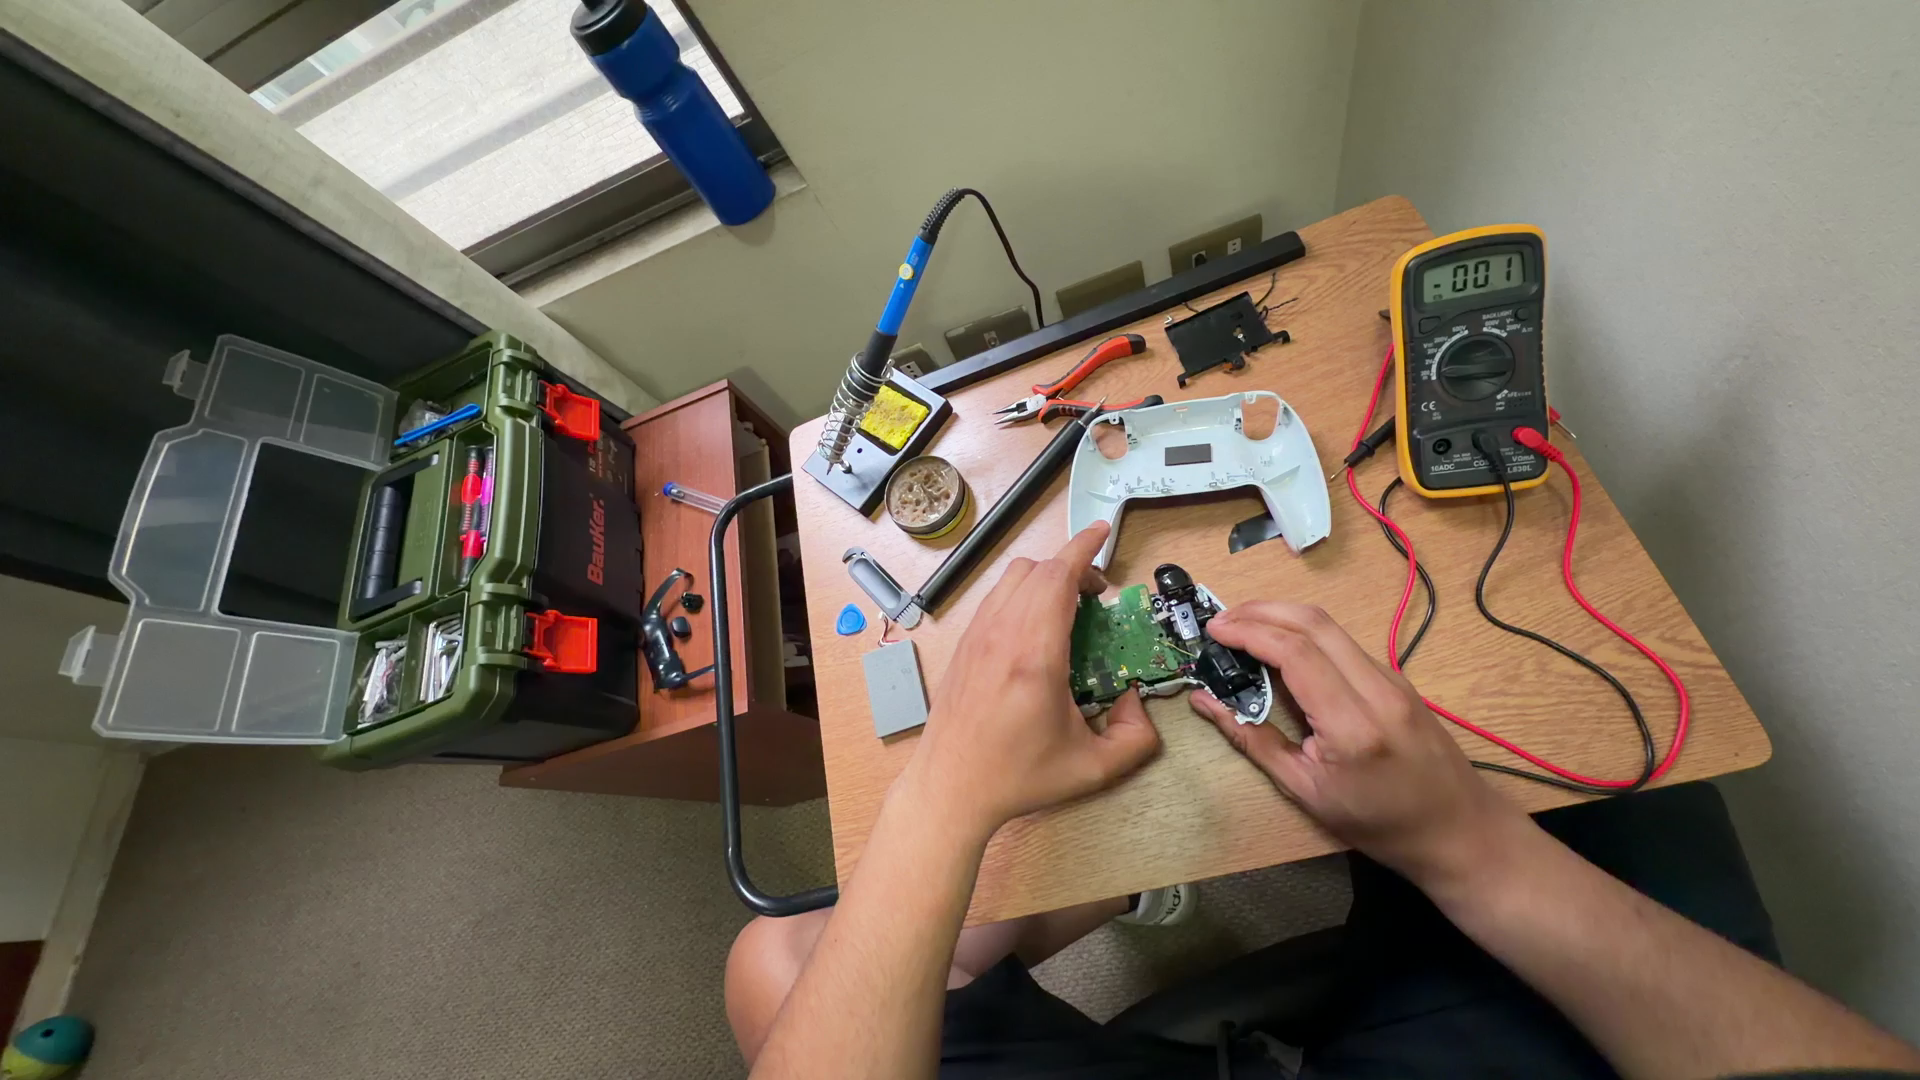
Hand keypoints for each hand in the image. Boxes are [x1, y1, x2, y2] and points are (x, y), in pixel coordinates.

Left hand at [903, 522, 1160, 836]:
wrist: (951, 785)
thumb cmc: (1019, 775)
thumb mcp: (1092, 768)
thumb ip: (1136, 738)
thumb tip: (1138, 701)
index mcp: (1035, 654)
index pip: (1058, 578)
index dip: (1084, 547)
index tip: (1103, 531)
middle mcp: (1002, 633)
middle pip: (1038, 569)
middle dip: (1074, 567)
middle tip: (1097, 595)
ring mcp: (977, 634)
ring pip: (1012, 577)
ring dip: (1045, 577)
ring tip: (1068, 606)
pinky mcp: (964, 644)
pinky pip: (996, 597)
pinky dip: (1022, 592)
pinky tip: (1035, 625)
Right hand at [1188, 602, 1524, 885]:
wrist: (1461, 833)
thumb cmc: (1378, 824)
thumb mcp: (1305, 791)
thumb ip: (1252, 739)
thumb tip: (1205, 701)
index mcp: (1352, 725)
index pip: (1295, 654)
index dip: (1249, 633)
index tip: (1214, 631)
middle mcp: (1377, 689)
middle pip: (1313, 622)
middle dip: (1260, 610)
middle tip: (1220, 621)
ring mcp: (1392, 679)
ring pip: (1329, 625)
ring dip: (1280, 615)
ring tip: (1240, 626)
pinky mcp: (1395, 678)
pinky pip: (1341, 641)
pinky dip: (1301, 632)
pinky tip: (1278, 646)